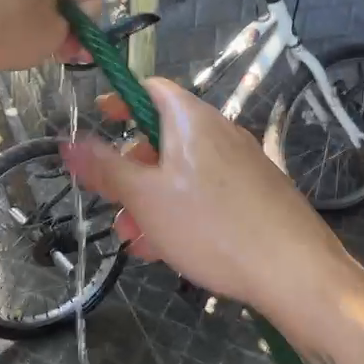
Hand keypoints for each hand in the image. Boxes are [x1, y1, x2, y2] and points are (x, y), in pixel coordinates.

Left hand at [0, 0, 102, 70]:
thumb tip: (70, 34)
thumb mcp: (50, 37)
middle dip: (65, 19)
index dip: (90, 24)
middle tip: (61, 51)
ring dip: (42, 14)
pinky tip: (9, 30)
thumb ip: (70, 34)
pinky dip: (17, 8)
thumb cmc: (6, 28)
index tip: (79, 50)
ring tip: (35, 44)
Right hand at [60, 78, 355, 305]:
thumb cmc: (211, 226)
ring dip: (151, 199)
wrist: (297, 274)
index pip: (150, 88)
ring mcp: (243, 165)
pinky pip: (206, 193)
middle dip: (131, 169)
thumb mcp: (145, 198)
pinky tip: (170, 250)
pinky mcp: (257, 196)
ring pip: (182, 172)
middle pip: (163, 136)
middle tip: (112, 202)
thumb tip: (67, 141)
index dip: (119, 101)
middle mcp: (220, 133)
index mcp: (191, 120)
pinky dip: (181, 211)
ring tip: (136, 239)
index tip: (97, 122)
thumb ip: (104, 168)